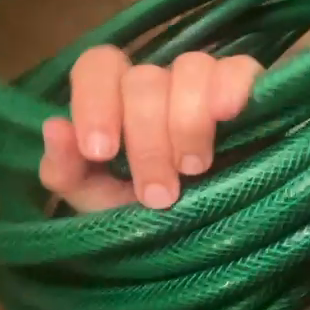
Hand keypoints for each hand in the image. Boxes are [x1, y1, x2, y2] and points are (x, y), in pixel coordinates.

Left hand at [39, 46, 261, 211]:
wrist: (229, 242)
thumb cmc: (162, 221)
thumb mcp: (105, 208)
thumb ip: (70, 174)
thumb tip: (55, 128)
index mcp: (122, 102)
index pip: (99, 67)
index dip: (95, 101)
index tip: (101, 152)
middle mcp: (164, 85)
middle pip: (144, 79)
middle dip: (147, 140)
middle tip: (159, 194)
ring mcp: (210, 83)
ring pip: (190, 68)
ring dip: (186, 122)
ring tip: (196, 169)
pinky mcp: (254, 89)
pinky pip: (240, 68)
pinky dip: (230, 86)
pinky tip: (228, 115)